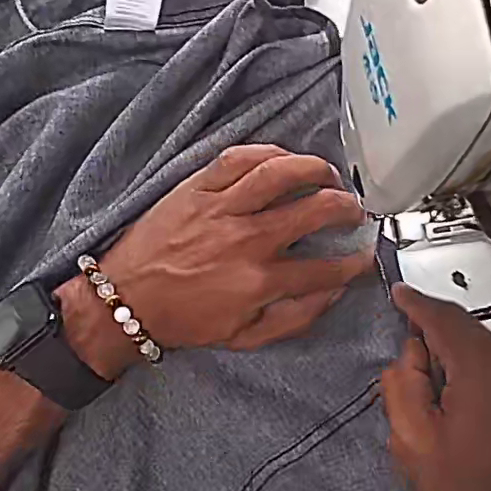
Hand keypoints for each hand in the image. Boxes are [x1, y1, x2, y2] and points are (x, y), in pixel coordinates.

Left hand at [57, 145, 375, 378]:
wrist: (126, 301)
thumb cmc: (183, 320)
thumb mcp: (244, 337)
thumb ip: (295, 318)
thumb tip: (332, 294)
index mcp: (259, 280)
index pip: (326, 267)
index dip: (355, 262)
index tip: (364, 257)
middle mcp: (246, 239)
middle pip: (315, 209)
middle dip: (346, 208)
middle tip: (353, 210)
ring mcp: (220, 208)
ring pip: (281, 173)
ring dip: (316, 169)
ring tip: (329, 176)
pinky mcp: (196, 188)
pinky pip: (238, 158)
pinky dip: (267, 153)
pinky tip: (282, 159)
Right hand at [379, 284, 490, 490]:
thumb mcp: (418, 454)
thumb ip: (402, 389)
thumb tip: (412, 357)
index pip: (445, 317)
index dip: (417, 306)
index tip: (405, 298)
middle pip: (477, 342)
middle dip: (452, 365)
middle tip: (441, 414)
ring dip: (487, 382)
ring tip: (483, 441)